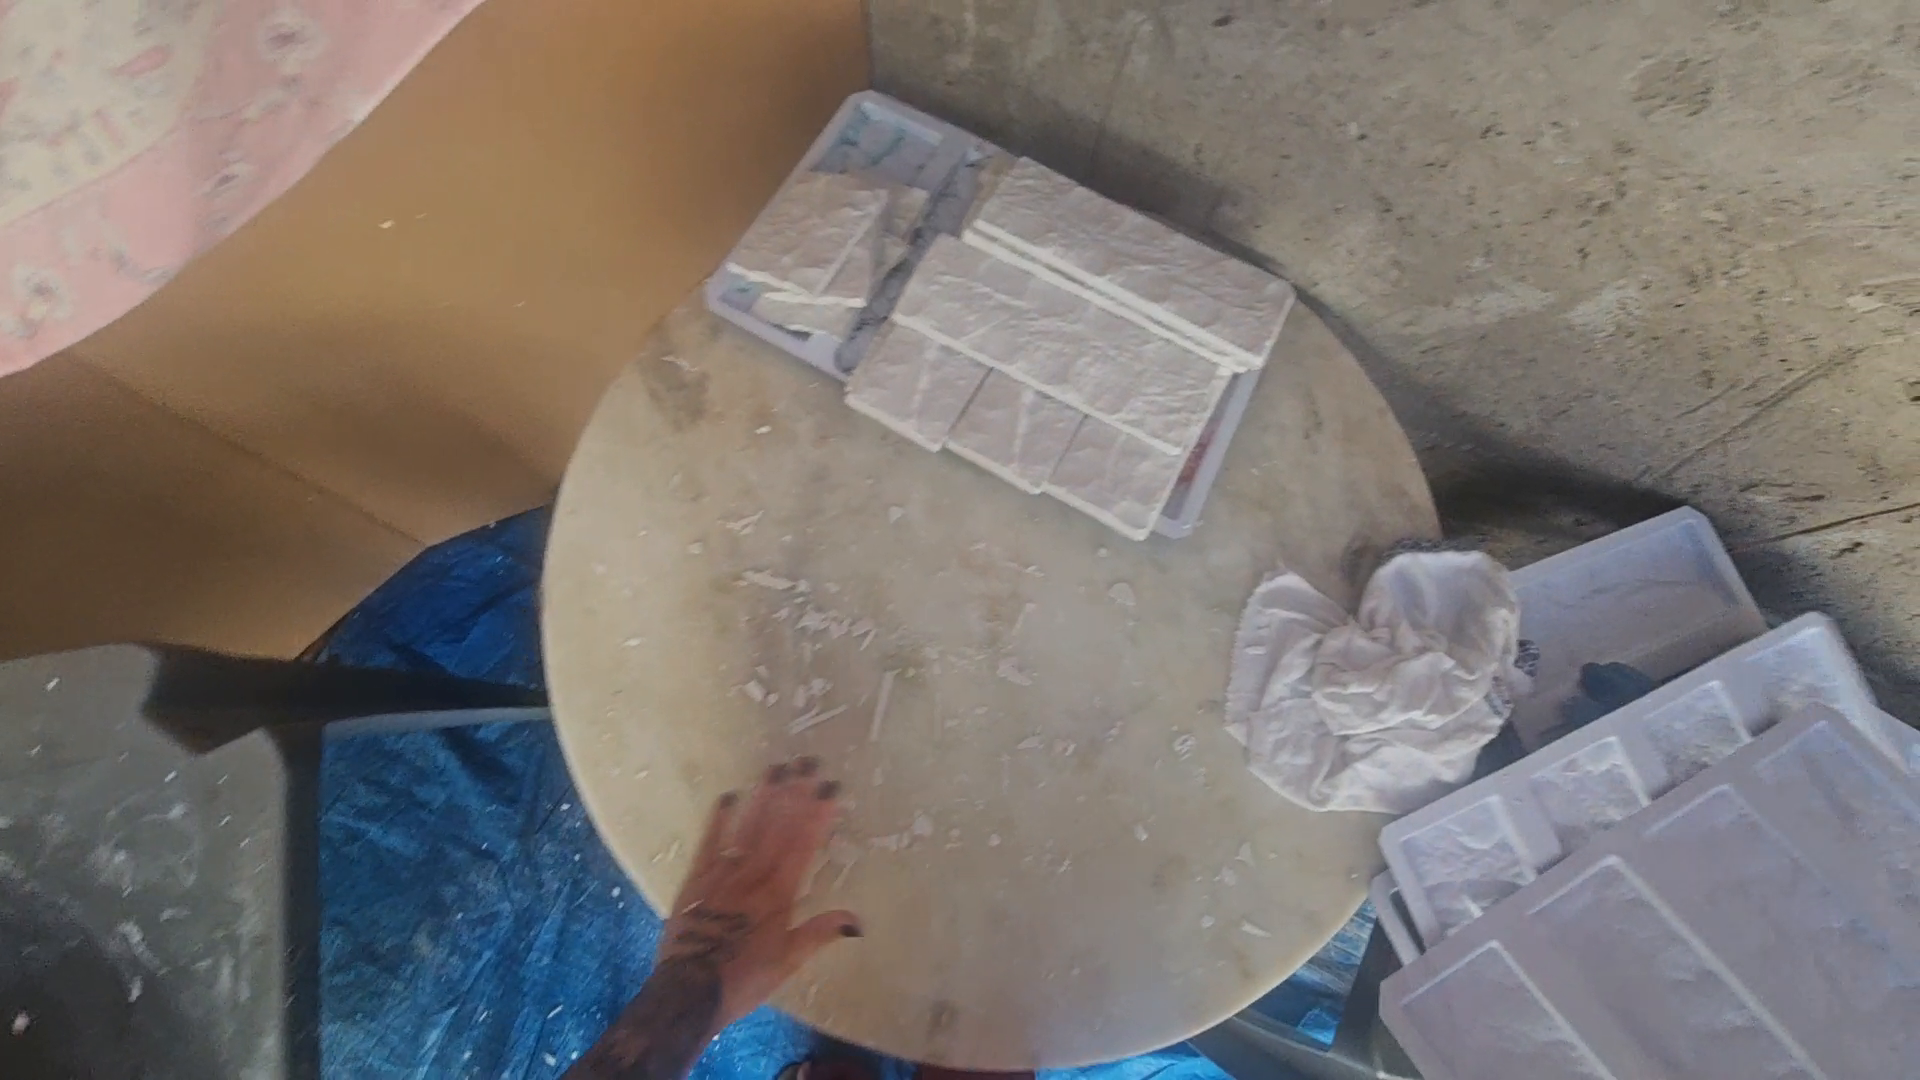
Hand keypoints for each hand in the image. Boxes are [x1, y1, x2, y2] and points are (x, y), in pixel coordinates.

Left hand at [661, 756, 861, 1034]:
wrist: (687, 995)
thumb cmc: (743, 979)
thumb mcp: (788, 961)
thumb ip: (820, 933)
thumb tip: (858, 920)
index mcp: (779, 893)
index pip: (804, 845)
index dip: (819, 814)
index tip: (831, 787)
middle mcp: (754, 875)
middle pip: (779, 827)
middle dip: (796, 793)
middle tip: (808, 761)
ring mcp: (723, 874)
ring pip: (749, 828)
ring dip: (764, 797)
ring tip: (777, 767)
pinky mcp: (696, 880)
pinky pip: (710, 843)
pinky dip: (719, 819)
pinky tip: (729, 795)